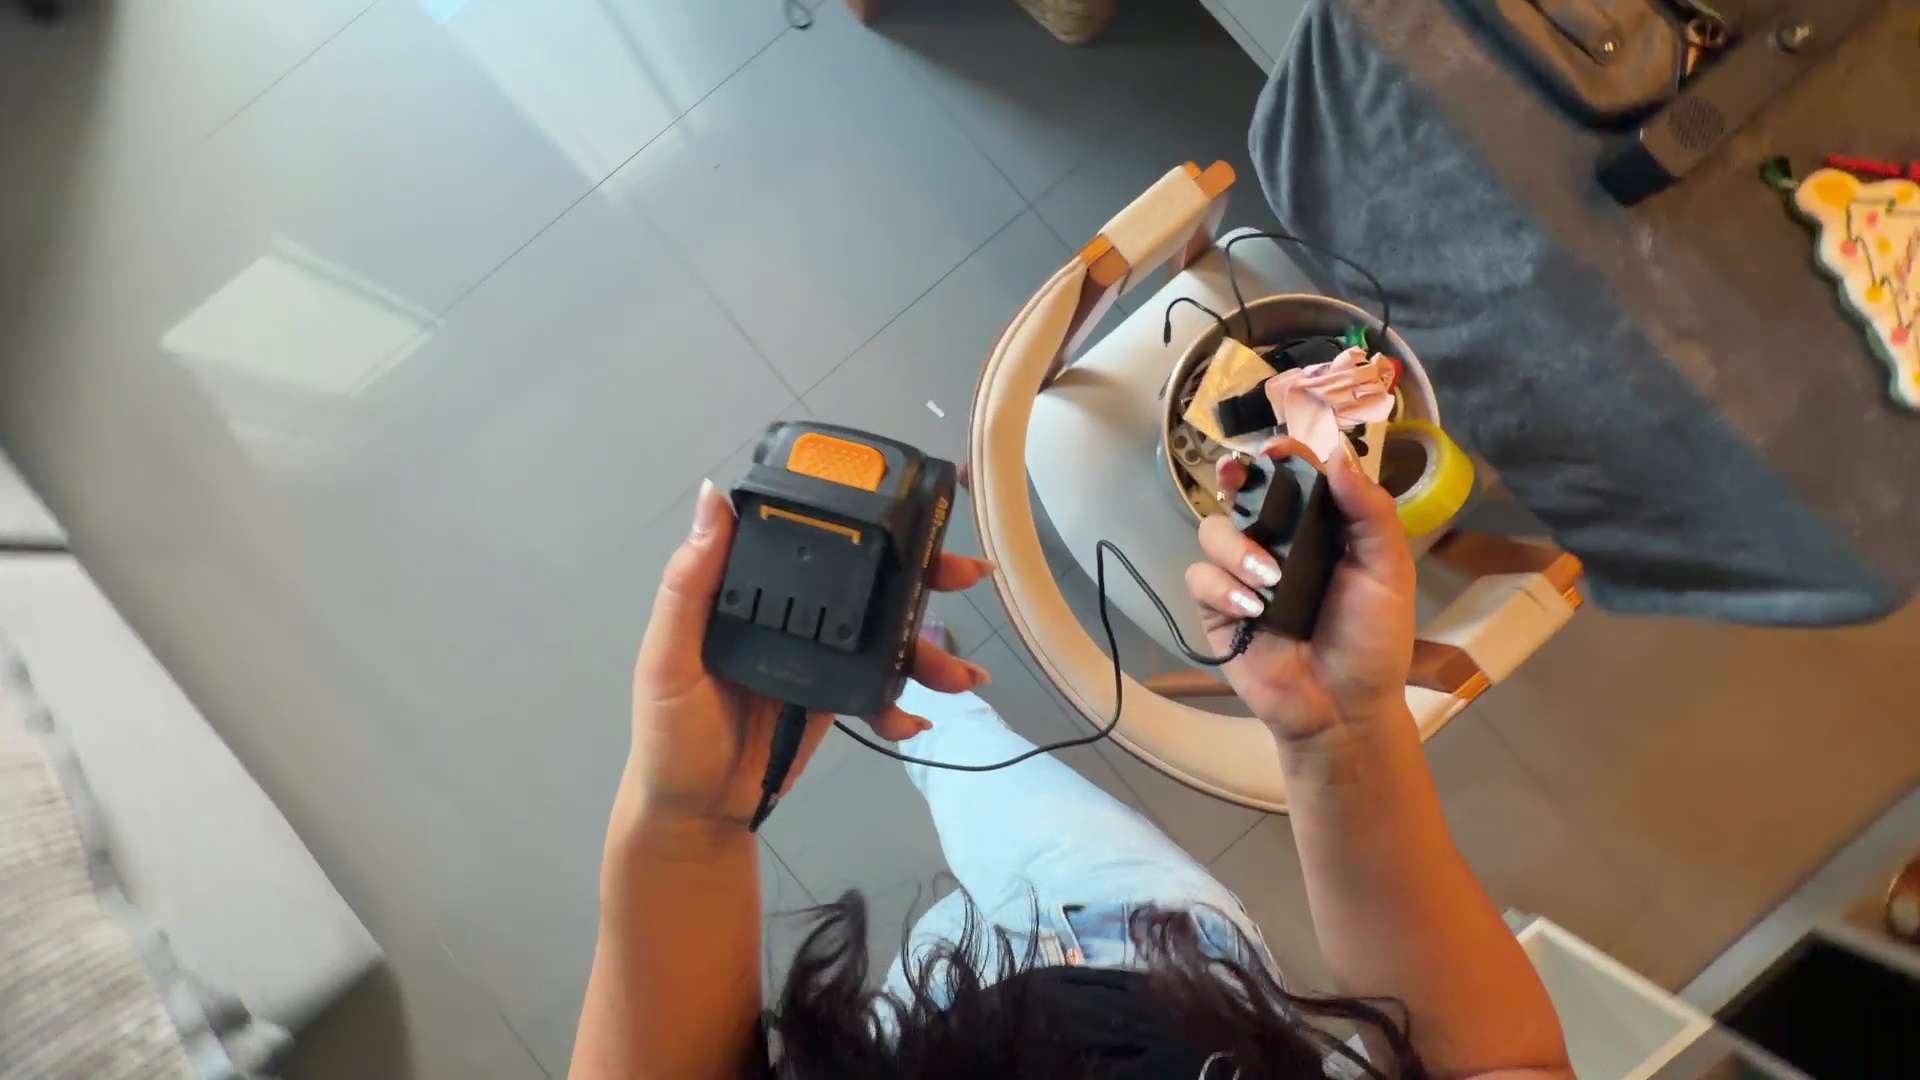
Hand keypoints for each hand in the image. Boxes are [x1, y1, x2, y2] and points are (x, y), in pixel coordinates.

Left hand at [617, 480, 990, 847]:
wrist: (702, 812)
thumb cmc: (673, 733)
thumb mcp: (668, 658)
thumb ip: (688, 585)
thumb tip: (710, 495)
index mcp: (752, 590)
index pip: (809, 538)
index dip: (856, 518)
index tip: (907, 507)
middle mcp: (793, 611)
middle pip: (866, 581)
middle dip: (923, 575)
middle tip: (966, 573)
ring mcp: (822, 653)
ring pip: (886, 634)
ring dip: (929, 650)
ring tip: (962, 676)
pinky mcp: (839, 693)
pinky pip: (881, 688)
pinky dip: (903, 704)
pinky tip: (914, 722)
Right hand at [1184, 439, 1415, 744]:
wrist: (1344, 705)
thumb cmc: (1373, 638)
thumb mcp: (1389, 571)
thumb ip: (1368, 512)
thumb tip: (1336, 457)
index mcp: (1317, 528)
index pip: (1291, 478)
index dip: (1281, 456)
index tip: (1277, 449)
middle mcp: (1274, 543)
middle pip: (1240, 495)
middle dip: (1234, 480)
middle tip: (1237, 477)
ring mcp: (1241, 574)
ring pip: (1212, 532)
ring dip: (1236, 548)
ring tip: (1268, 578)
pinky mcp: (1216, 607)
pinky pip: (1200, 577)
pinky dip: (1222, 586)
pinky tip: (1252, 608)